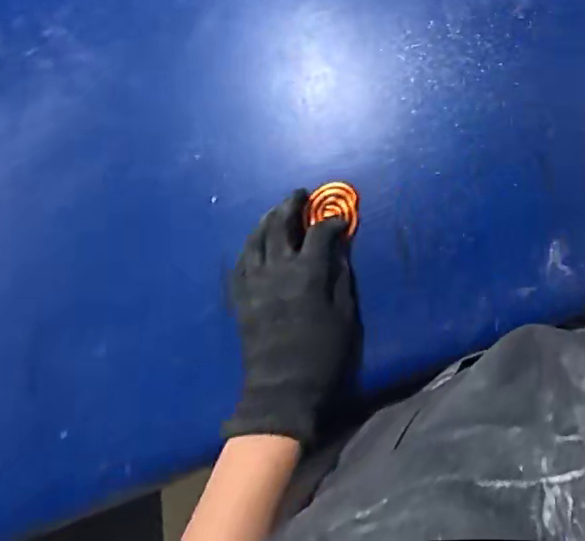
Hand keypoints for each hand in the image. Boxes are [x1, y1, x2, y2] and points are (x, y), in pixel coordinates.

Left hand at [224, 191, 356, 445]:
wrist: (280, 390)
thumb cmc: (321, 356)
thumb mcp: (344, 316)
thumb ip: (340, 277)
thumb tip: (338, 250)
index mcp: (308, 273)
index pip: (320, 232)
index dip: (331, 221)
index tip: (339, 218)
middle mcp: (278, 268)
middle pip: (281, 223)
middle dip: (292, 204)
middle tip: (301, 195)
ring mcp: (254, 279)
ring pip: (257, 236)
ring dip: (269, 218)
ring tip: (278, 210)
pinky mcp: (240, 294)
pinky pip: (242, 259)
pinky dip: (251, 244)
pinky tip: (257, 241)